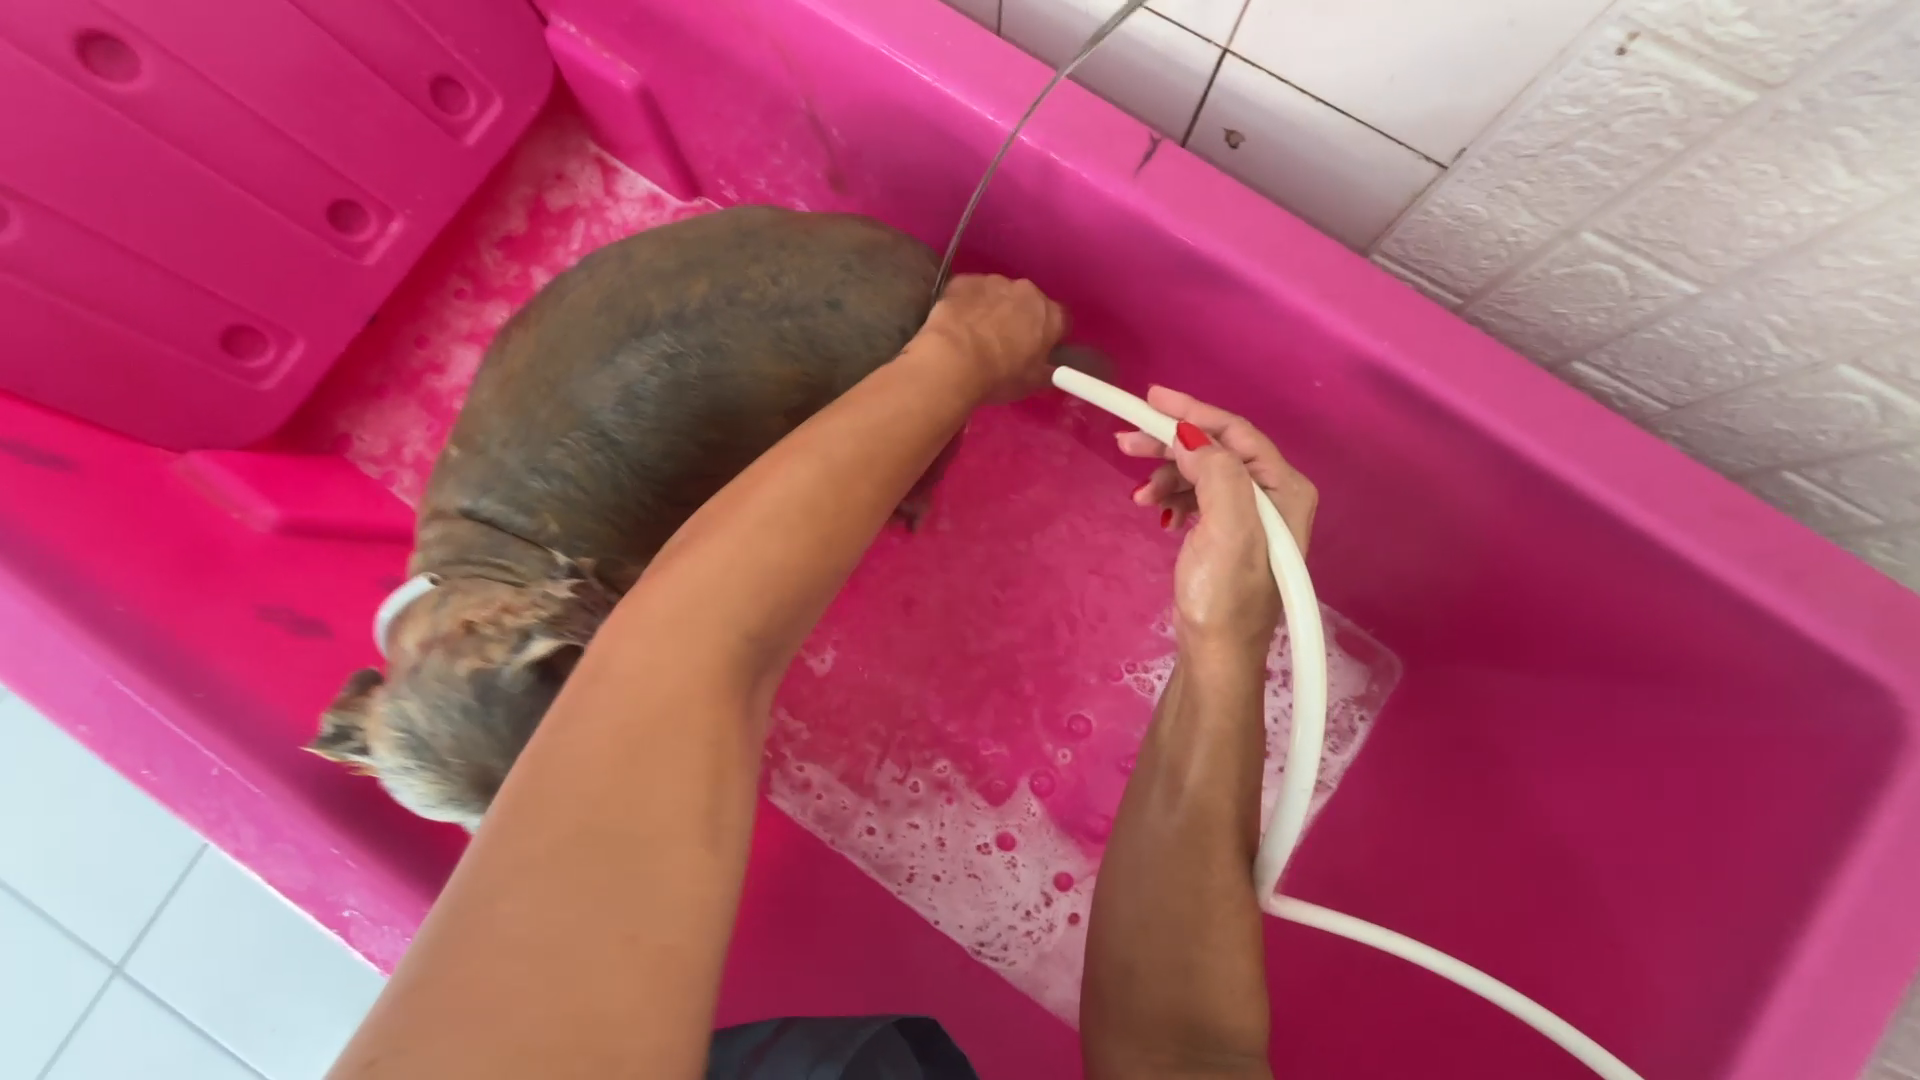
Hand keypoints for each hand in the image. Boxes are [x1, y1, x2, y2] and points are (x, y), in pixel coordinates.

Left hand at [913, 274, 1066, 403]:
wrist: (953, 361)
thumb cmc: (999, 376)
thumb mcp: (1031, 384)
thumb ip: (1046, 372)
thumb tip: (1051, 371)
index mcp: (1051, 316)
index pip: (1061, 322)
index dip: (1050, 336)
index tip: (1038, 350)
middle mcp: (1027, 291)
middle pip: (1028, 303)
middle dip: (1020, 319)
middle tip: (1004, 345)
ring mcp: (994, 282)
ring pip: (998, 295)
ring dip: (992, 310)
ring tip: (975, 336)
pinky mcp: (964, 281)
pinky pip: (970, 292)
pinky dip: (967, 304)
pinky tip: (957, 325)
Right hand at [1116, 387, 1317, 652]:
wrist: (1215, 652)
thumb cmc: (1224, 596)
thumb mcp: (1227, 530)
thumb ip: (1217, 474)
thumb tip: (1190, 435)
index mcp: (1284, 489)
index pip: (1236, 433)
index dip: (1192, 413)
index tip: (1149, 399)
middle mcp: (1272, 495)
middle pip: (1215, 449)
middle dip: (1170, 443)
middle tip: (1126, 442)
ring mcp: (1248, 514)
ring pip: (1200, 470)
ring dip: (1166, 474)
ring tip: (1138, 495)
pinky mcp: (1226, 531)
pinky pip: (1195, 495)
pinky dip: (1171, 496)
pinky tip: (1155, 511)